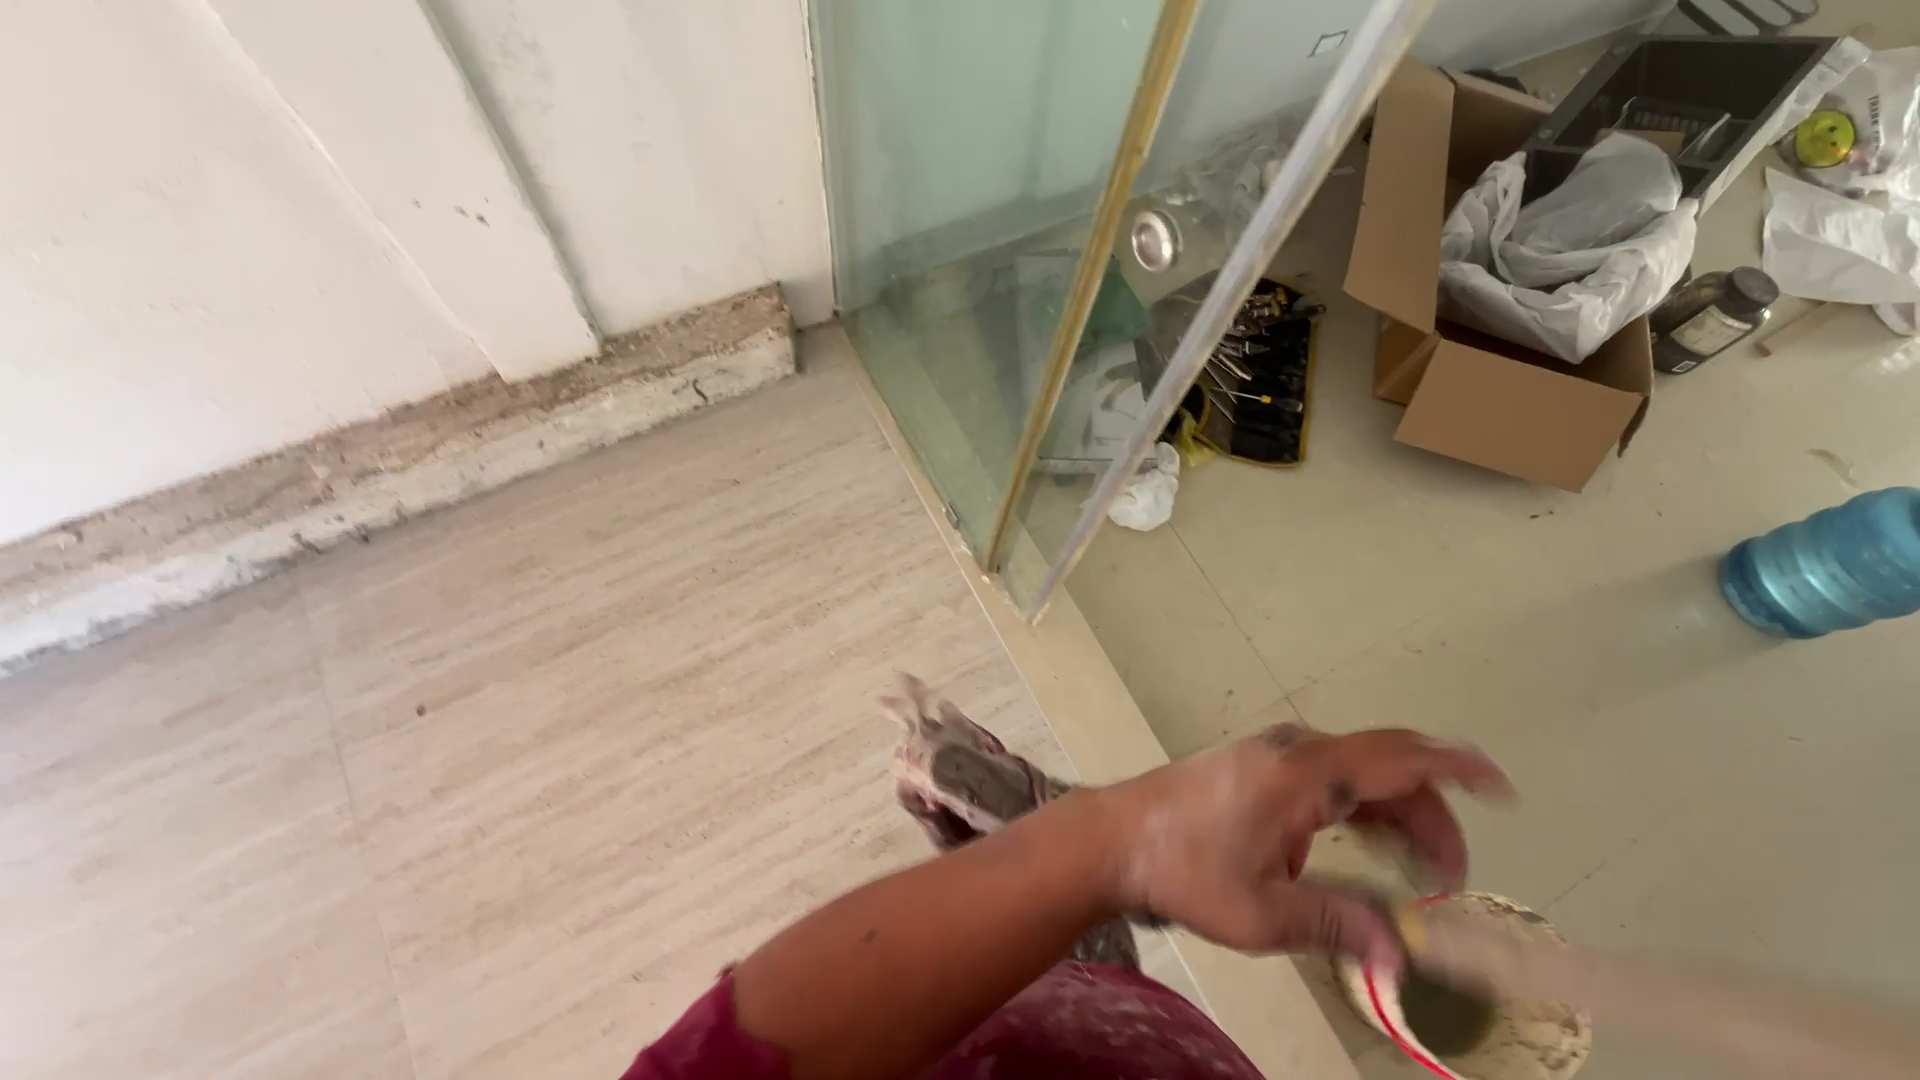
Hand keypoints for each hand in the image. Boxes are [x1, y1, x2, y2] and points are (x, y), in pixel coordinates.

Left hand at [1096, 723, 1511, 969]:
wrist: (1113, 839)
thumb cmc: (1184, 870)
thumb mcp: (1263, 912)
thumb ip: (1338, 928)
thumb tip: (1403, 957)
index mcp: (1303, 774)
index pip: (1399, 756)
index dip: (1457, 767)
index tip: (1502, 788)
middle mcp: (1294, 750)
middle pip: (1386, 768)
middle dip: (1430, 818)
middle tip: (1446, 880)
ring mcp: (1272, 753)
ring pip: (1358, 772)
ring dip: (1395, 816)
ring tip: (1415, 874)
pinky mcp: (1257, 765)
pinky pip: (1328, 777)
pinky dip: (1360, 809)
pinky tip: (1362, 849)